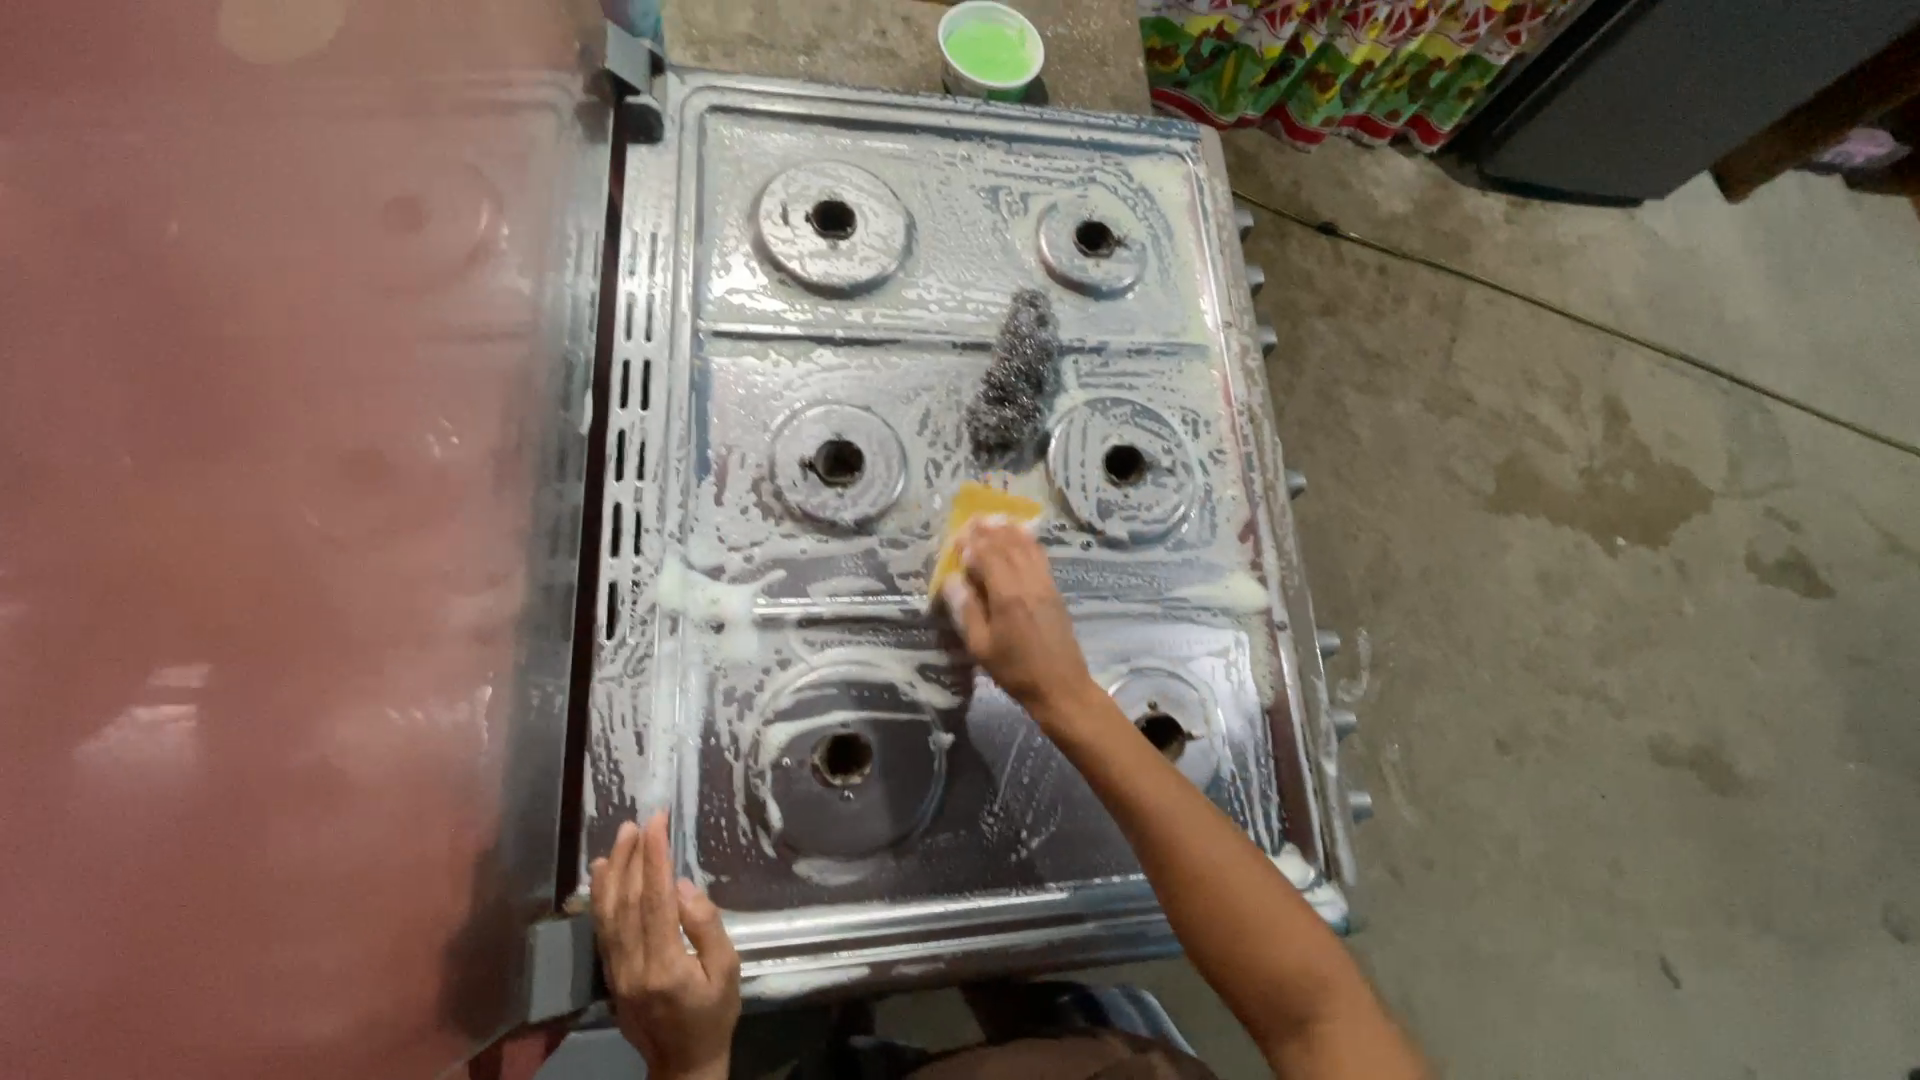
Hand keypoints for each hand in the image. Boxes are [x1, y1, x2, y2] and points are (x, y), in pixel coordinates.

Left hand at [589, 813, 739, 1079]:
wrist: (683, 1064)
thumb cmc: (714, 1014)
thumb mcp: (728, 970)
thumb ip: (706, 927)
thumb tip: (683, 887)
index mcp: (665, 964)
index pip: (655, 900)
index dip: (654, 857)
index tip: (658, 823)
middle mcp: (633, 966)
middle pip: (626, 901)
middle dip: (633, 857)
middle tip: (640, 821)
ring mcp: (616, 972)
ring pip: (608, 913)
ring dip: (614, 872)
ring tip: (620, 838)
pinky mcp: (611, 975)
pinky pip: (602, 930)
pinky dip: (600, 898)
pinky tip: (603, 875)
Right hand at [941, 518, 1099, 724]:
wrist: (1060, 686)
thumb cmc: (1015, 671)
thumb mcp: (981, 647)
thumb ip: (966, 611)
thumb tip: (952, 581)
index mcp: (1007, 596)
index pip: (987, 557)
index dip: (971, 545)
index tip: (956, 538)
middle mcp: (1028, 583)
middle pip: (1007, 545)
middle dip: (988, 531)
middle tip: (972, 520)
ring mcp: (1045, 584)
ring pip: (1026, 547)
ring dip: (1009, 531)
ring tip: (994, 519)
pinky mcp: (1055, 590)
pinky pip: (1041, 557)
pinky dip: (1028, 541)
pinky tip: (1021, 536)